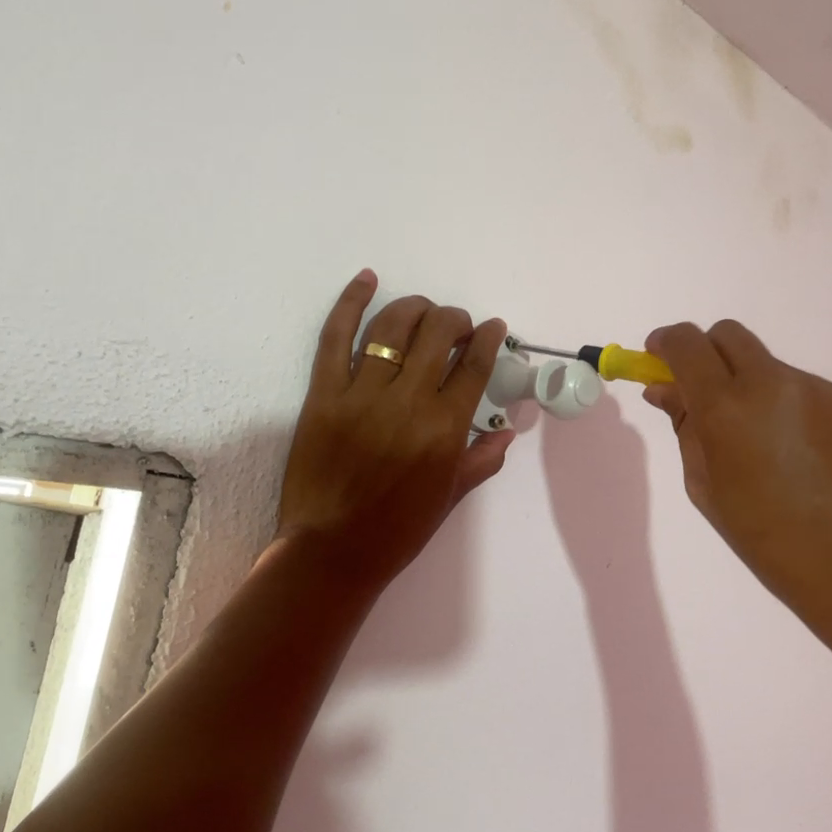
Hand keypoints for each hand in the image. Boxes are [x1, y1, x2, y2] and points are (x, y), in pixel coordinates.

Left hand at [275, 271, 514, 589]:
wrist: (331, 552)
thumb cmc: (397, 530)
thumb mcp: (449, 497)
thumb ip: (481, 459)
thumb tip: (508, 430)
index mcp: (444, 428)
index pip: (475, 366)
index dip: (489, 339)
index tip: (493, 328)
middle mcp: (408, 401)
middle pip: (439, 334)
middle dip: (455, 320)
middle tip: (457, 325)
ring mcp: (362, 393)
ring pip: (392, 326)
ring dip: (414, 308)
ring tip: (423, 309)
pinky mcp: (323, 394)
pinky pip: (335, 335)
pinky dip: (350, 301)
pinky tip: (367, 278)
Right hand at [640, 320, 831, 615]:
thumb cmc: (766, 538)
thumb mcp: (705, 487)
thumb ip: (685, 428)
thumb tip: (666, 391)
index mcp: (727, 408)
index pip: (686, 344)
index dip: (664, 343)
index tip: (656, 359)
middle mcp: (772, 382)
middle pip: (727, 335)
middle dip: (704, 353)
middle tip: (698, 392)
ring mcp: (814, 387)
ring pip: (763, 363)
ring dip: (745, 384)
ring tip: (755, 442)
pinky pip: (796, 386)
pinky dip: (780, 404)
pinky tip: (791, 452)